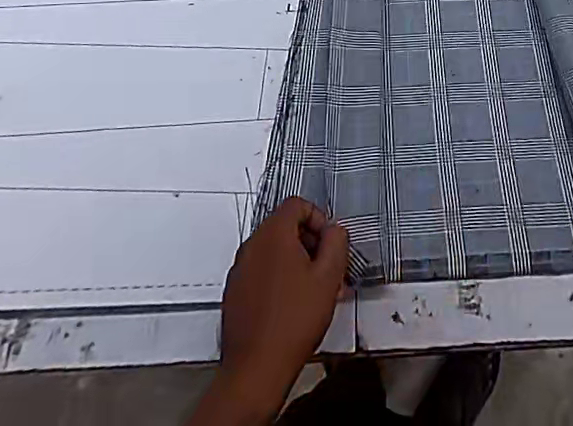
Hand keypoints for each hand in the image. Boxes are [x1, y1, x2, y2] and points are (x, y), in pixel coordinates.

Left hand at [217, 197, 349, 406]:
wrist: (257, 368)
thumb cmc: (290, 324)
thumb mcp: (329, 276)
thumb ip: (337, 242)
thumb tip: (335, 231)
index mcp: (273, 235)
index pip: (297, 204)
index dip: (318, 218)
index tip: (328, 239)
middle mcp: (252, 246)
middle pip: (284, 226)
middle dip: (310, 242)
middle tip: (326, 265)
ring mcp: (240, 270)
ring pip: (273, 251)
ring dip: (296, 261)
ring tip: (314, 289)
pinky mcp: (235, 292)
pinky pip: (260, 271)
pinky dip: (278, 278)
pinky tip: (294, 304)